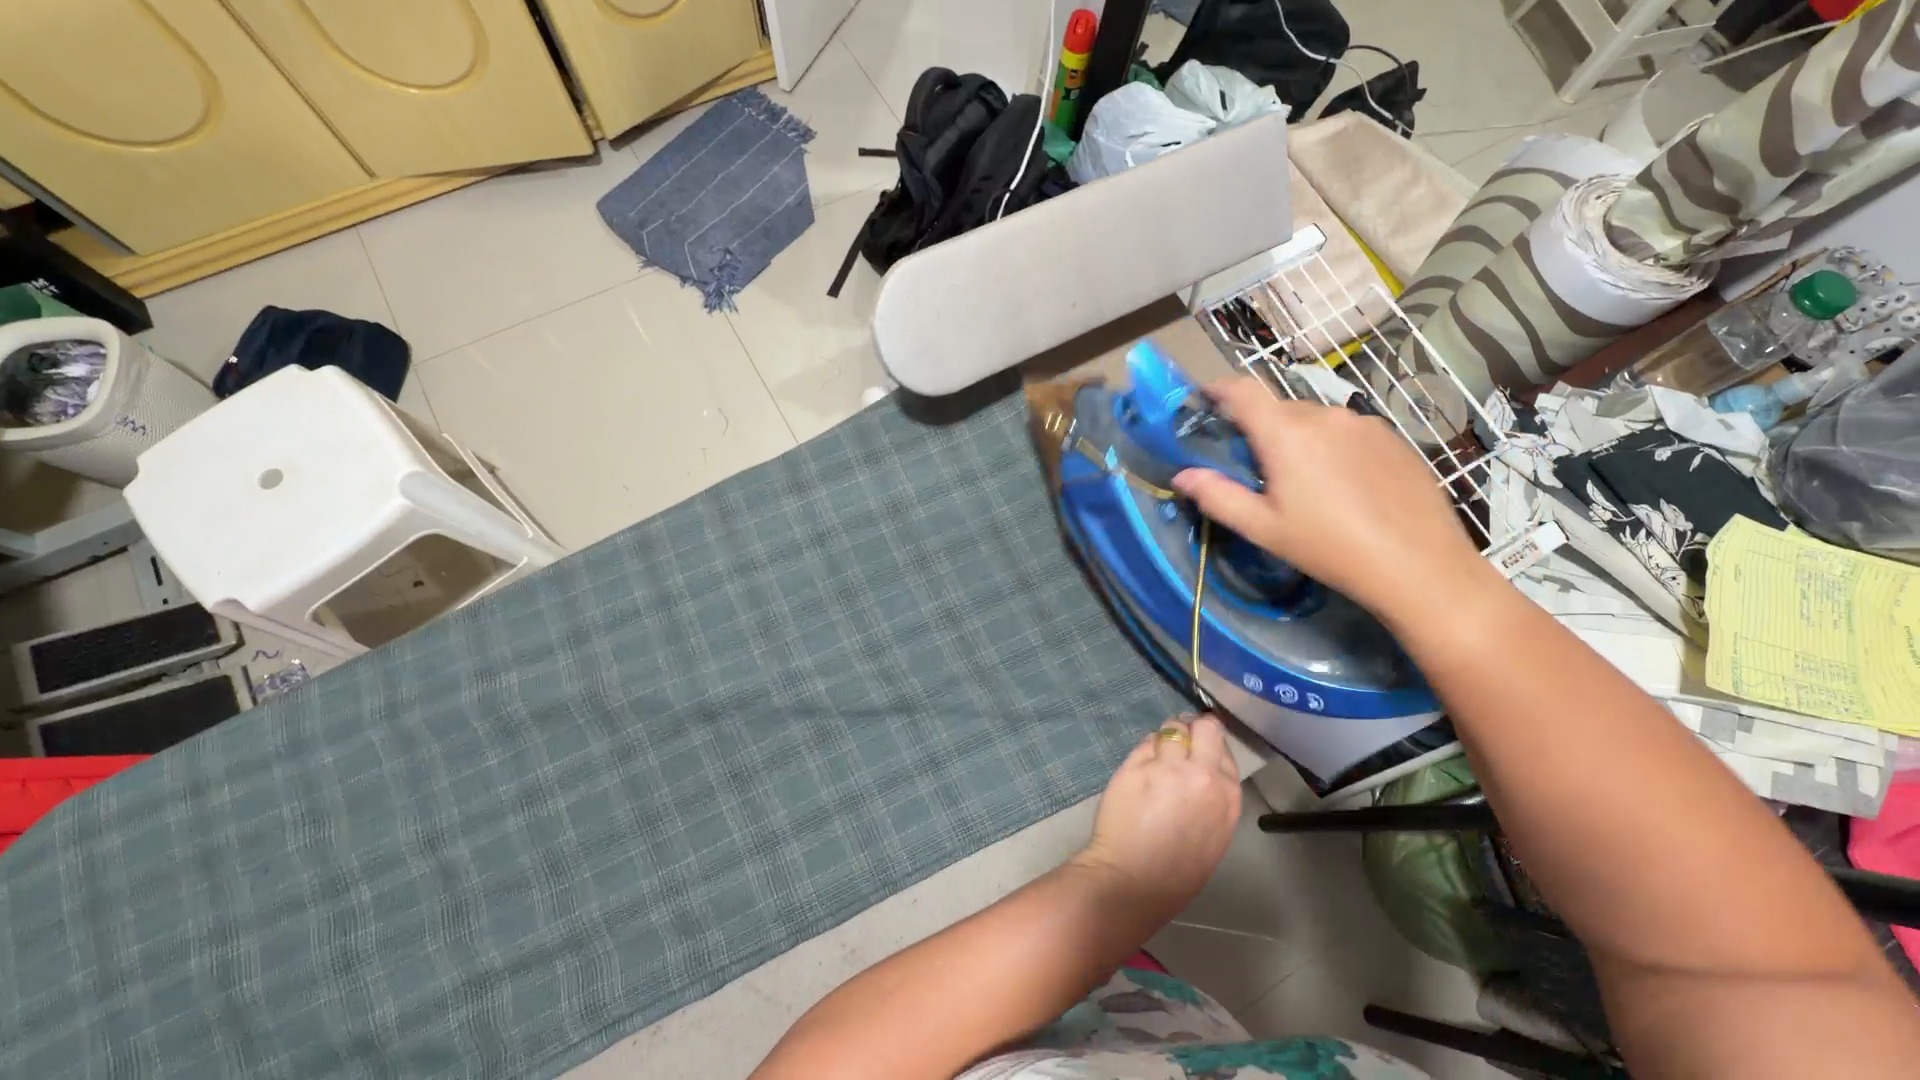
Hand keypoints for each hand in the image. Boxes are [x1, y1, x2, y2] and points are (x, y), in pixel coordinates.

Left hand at [1073, 715, 1241, 920]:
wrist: (1133, 880)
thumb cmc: (1177, 870)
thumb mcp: (1215, 835)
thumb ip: (1214, 798)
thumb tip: (1205, 772)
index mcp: (1227, 796)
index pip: (1225, 751)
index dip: (1211, 746)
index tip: (1201, 748)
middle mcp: (1202, 774)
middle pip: (1205, 728)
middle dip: (1195, 727)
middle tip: (1183, 738)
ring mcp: (1167, 767)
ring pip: (1172, 729)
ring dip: (1168, 735)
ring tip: (1160, 751)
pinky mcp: (1136, 765)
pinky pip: (1146, 742)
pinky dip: (1146, 749)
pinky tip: (1142, 765)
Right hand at [1170, 376, 1492, 617]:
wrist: (1419, 565)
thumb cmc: (1329, 548)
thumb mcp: (1264, 529)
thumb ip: (1218, 497)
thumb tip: (1182, 476)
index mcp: (1286, 433)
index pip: (1243, 390)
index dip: (1218, 390)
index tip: (1204, 400)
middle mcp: (1324, 415)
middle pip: (1279, 409)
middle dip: (1262, 430)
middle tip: (1257, 468)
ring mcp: (1364, 423)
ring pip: (1316, 422)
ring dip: (1300, 440)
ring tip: (1306, 484)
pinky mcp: (1393, 437)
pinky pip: (1349, 433)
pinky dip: (1334, 449)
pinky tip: (1345, 488)